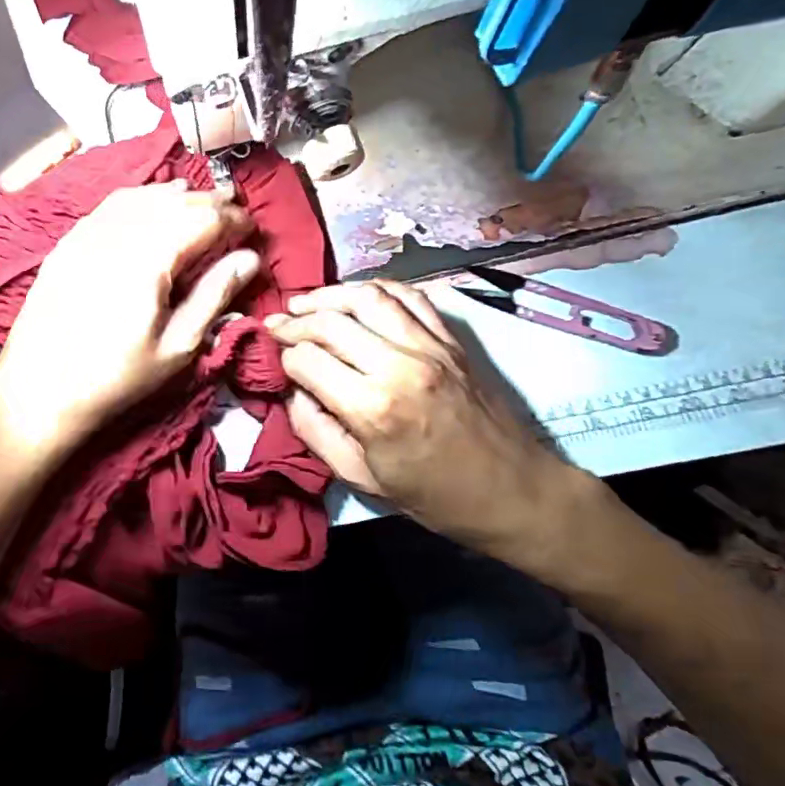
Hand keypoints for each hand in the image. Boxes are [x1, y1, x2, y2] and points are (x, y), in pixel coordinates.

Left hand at [0, 181, 259, 460]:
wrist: (39, 390)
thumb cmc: (117, 376)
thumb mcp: (178, 345)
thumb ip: (215, 295)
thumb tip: (249, 259)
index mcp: (149, 260)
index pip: (203, 219)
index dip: (233, 219)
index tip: (253, 229)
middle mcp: (118, 234)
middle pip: (174, 201)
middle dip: (210, 201)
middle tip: (235, 209)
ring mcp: (88, 233)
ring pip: (142, 196)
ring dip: (177, 195)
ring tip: (201, 200)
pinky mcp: (69, 242)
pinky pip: (112, 204)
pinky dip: (141, 197)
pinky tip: (152, 204)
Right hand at [267, 280, 596, 560]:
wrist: (511, 489)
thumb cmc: (434, 496)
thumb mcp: (362, 479)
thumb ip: (316, 431)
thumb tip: (292, 391)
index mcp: (372, 408)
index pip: (308, 360)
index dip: (282, 355)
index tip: (272, 356)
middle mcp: (399, 365)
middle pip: (332, 321)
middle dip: (295, 319)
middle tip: (276, 323)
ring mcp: (430, 345)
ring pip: (369, 296)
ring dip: (331, 294)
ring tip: (308, 302)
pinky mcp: (451, 339)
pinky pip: (410, 296)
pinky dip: (378, 289)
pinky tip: (359, 296)